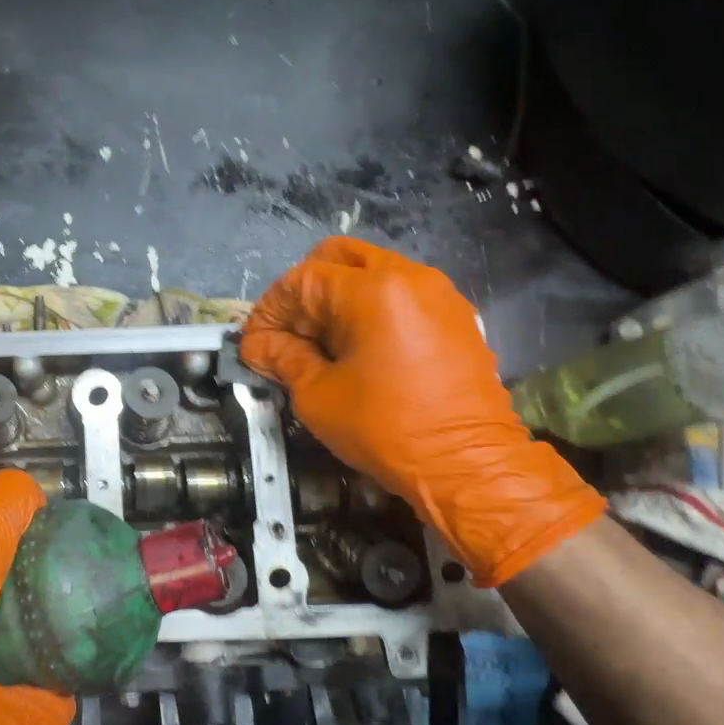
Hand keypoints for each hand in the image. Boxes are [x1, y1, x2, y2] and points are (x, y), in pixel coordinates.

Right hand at [241, 237, 603, 585]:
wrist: (469, 466)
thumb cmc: (386, 429)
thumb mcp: (318, 396)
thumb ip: (284, 358)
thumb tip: (259, 347)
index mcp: (373, 291)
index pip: (303, 279)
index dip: (270, 309)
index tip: (254, 344)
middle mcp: (409, 277)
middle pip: (339, 258)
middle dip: (305, 291)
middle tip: (288, 331)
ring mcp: (439, 294)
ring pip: (373, 272)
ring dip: (338, 298)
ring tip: (321, 343)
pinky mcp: (456, 317)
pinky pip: (402, 294)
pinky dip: (372, 309)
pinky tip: (359, 350)